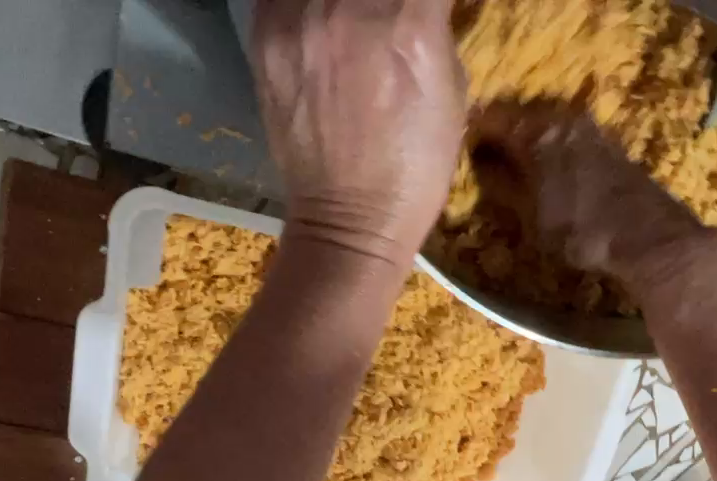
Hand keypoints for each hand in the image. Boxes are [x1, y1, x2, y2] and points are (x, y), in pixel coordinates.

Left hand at [251, 0, 466, 265]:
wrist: (348, 223)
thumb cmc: (414, 170)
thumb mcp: (451, 91)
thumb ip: (433, 21)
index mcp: (409, 20)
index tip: (419, 6)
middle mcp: (348, 4)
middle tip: (382, 14)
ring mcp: (299, 17)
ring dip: (340, 2)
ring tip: (348, 20)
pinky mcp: (265, 34)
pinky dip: (303, 4)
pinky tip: (318, 21)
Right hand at [470, 102, 716, 286]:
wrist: (645, 237)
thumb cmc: (578, 229)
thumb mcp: (528, 214)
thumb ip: (500, 183)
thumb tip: (480, 163)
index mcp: (536, 131)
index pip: (491, 118)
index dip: (472, 133)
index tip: (457, 150)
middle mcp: (563, 119)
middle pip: (520, 117)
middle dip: (499, 137)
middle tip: (482, 161)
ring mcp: (590, 130)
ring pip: (545, 128)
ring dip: (527, 144)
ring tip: (512, 170)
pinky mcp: (608, 146)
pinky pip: (566, 140)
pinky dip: (550, 152)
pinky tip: (546, 175)